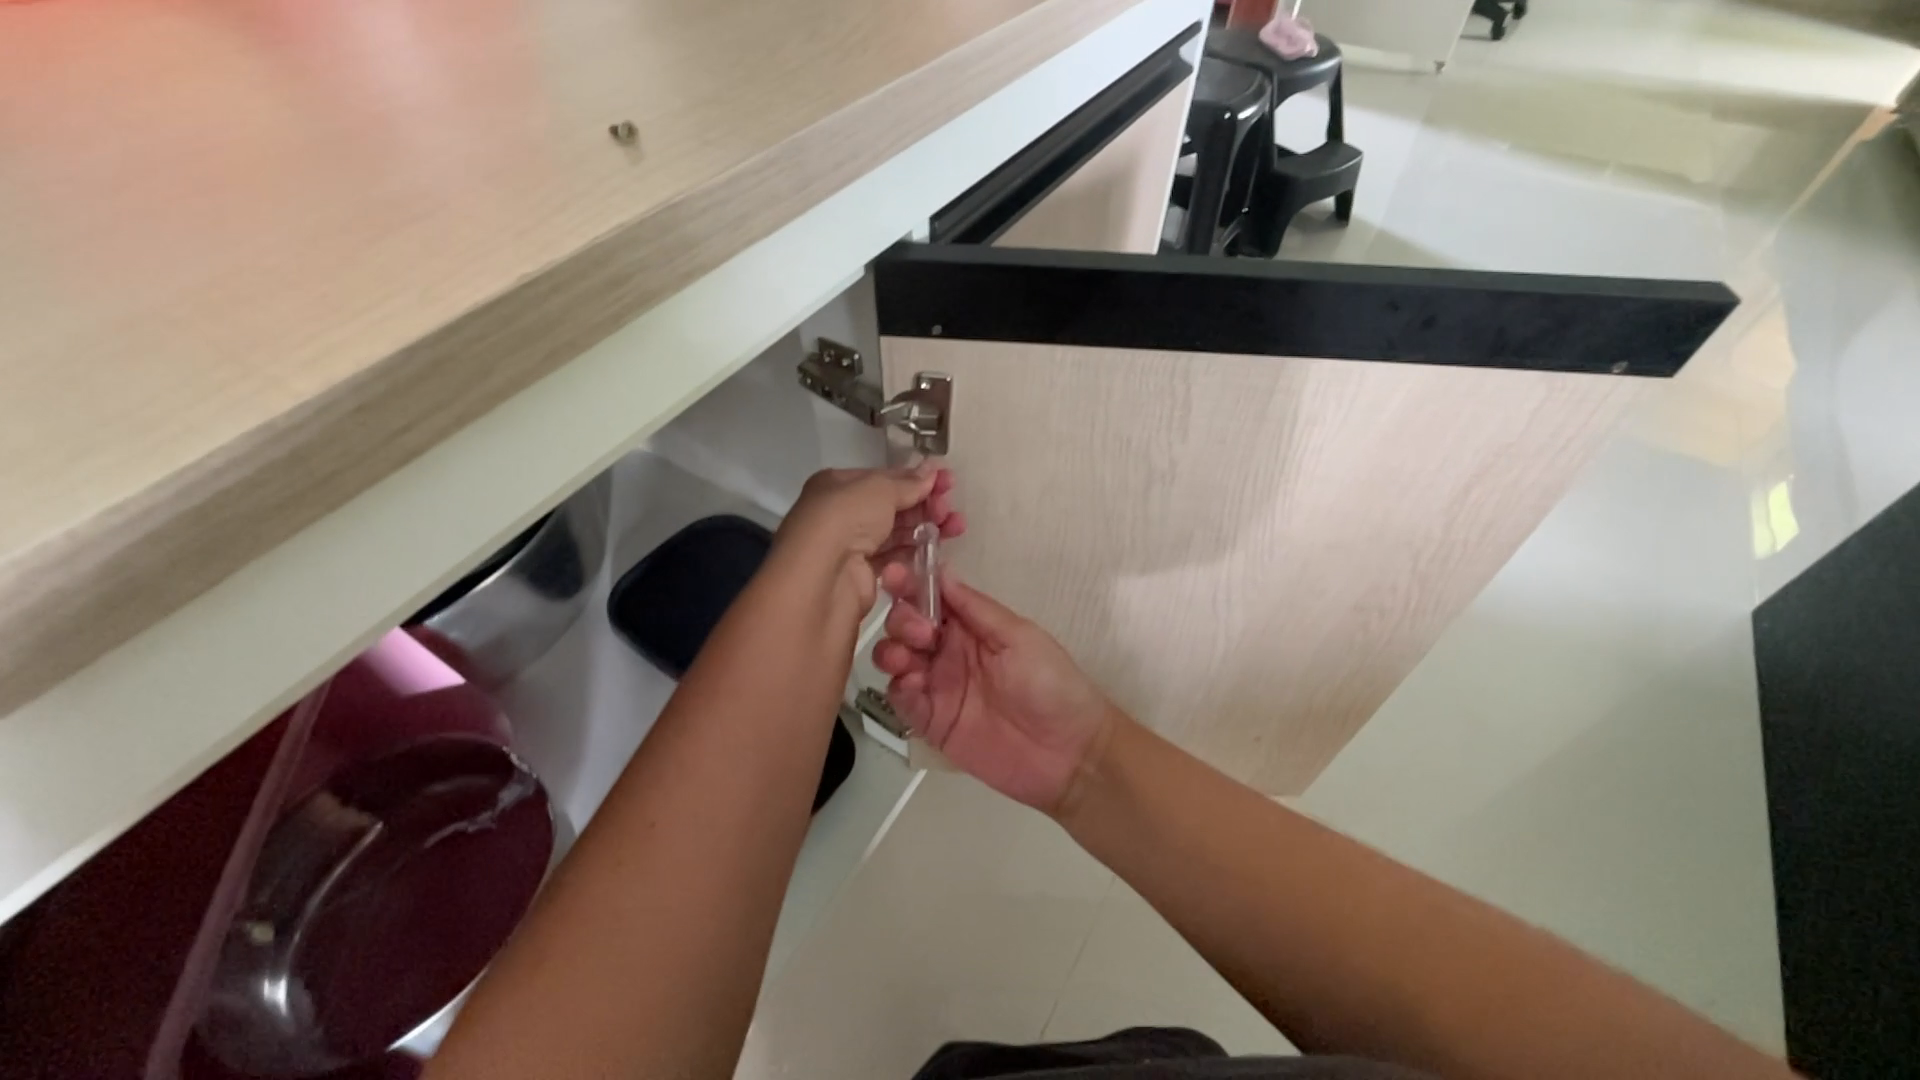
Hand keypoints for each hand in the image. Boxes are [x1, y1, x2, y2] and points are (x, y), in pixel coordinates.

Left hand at [772, 466, 964, 612]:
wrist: (822, 578)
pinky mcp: (861, 575)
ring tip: (956, 527)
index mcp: (837, 485)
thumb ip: (908, 482)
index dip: (916, 479)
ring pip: (895, 533)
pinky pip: (893, 559)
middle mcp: (841, 513)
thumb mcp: (879, 489)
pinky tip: (937, 550)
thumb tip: (932, 470)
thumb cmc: (845, 520)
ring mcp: (850, 546)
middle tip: (952, 509)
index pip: (883, 478)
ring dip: (926, 528)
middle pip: (892, 506)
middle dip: (926, 505)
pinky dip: (914, 552)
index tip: (947, 481)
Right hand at [873, 569, 1118, 814]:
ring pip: (895, 660)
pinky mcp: (932, 723)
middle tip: (921, 634)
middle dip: (901, 621)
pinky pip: (901, 700)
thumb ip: (977, 609)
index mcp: (971, 628)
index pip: (931, 599)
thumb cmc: (1052, 685)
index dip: (910, 585)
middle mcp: (949, 653)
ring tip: (907, 658)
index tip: (896, 577)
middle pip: (905, 626)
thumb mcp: (1020, 637)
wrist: (1068, 753)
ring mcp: (938, 687)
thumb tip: (942, 572)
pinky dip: (897, 688)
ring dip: (891, 651)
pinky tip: (911, 684)